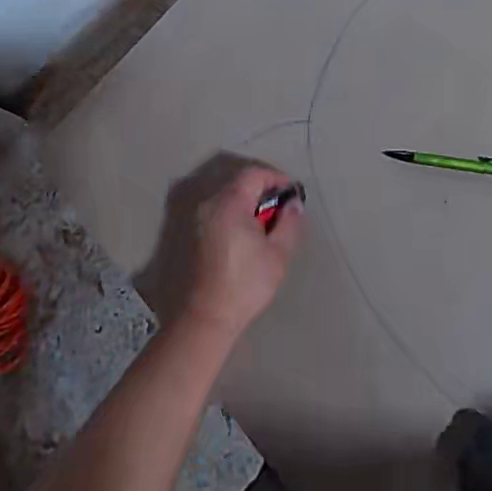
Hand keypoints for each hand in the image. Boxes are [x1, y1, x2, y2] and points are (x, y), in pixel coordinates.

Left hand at [181, 165, 305, 337]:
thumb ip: (289, 222)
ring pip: (229, 197)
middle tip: (283, 209)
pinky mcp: (197, 233)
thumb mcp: (278, 253)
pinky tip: (250, 234)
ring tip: (269, 224)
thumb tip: (294, 204)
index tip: (292, 193)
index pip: (254, 174)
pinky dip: (238, 213)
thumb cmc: (246, 283)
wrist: (208, 316)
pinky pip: (221, 210)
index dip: (276, 178)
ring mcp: (200, 219)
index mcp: (230, 205)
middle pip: (240, 183)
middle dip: (264, 190)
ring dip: (251, 202)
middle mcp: (211, 205)